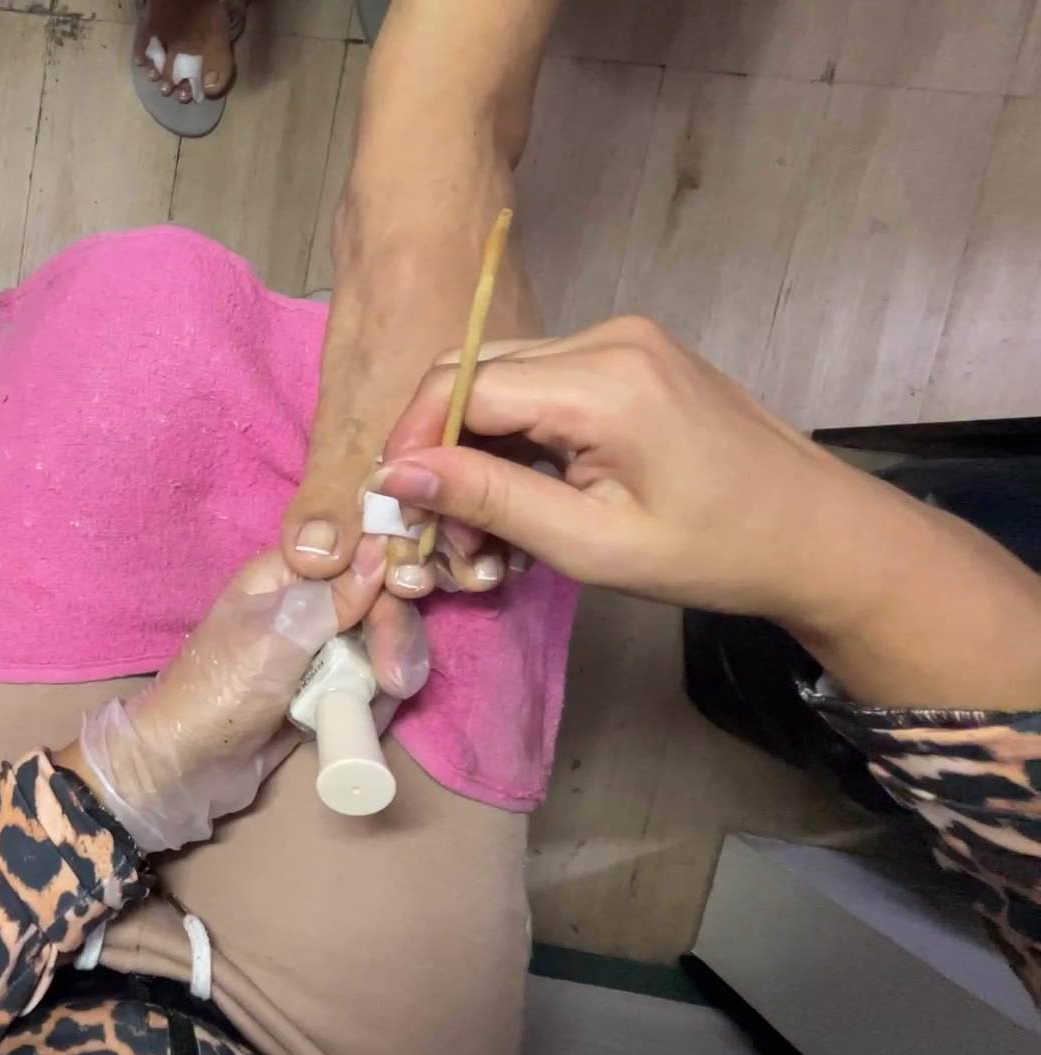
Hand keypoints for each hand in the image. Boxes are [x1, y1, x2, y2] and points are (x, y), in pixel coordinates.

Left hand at [58, 538, 395, 850]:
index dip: (388, 567)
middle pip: (375, 599)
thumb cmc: (219, 692)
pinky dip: (378, 694)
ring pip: (378, 641)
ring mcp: (315, 648)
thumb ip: (329, 600)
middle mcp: (304, 603)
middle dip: (393, 632)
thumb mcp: (274, 640)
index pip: (354, 552)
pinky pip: (367, 680)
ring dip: (392, 665)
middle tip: (396, 679)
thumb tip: (376, 550)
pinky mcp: (323, 687)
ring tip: (389, 695)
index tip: (413, 592)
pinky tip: (375, 711)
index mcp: (283, 576)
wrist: (187, 766)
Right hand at [373, 316, 876, 622]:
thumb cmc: (709, 552)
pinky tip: (509, 481)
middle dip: (431, 441)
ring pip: (491, 376)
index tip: (396, 500)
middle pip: (469, 371)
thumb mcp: (586, 543)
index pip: (462, 387)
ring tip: (471, 510)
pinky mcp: (621, 355)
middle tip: (428, 511)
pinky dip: (500, 432)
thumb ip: (487, 498)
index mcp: (603, 381)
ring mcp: (616, 340)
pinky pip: (527, 381)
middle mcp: (605, 338)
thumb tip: (395, 474)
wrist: (823, 536)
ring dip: (463, 441)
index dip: (413, 440)